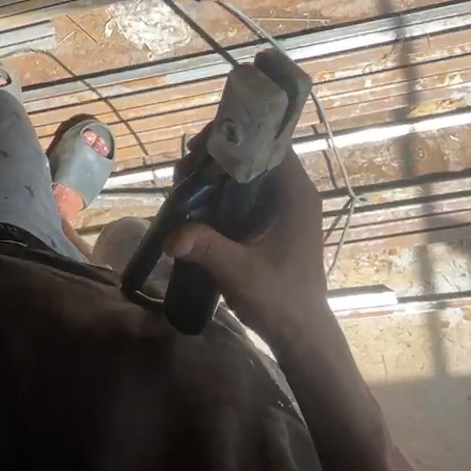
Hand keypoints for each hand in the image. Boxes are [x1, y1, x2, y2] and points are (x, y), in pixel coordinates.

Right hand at [164, 151, 328, 346]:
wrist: (299, 333)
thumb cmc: (280, 299)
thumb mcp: (241, 272)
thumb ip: (208, 249)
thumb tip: (170, 236)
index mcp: (296, 196)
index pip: (270, 145)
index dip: (235, 137)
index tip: (200, 147)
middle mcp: (291, 195)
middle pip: (252, 156)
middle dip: (215, 157)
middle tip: (184, 171)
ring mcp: (281, 208)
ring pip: (245, 174)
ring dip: (213, 174)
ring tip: (182, 185)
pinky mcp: (269, 222)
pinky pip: (242, 193)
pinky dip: (218, 191)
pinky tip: (192, 203)